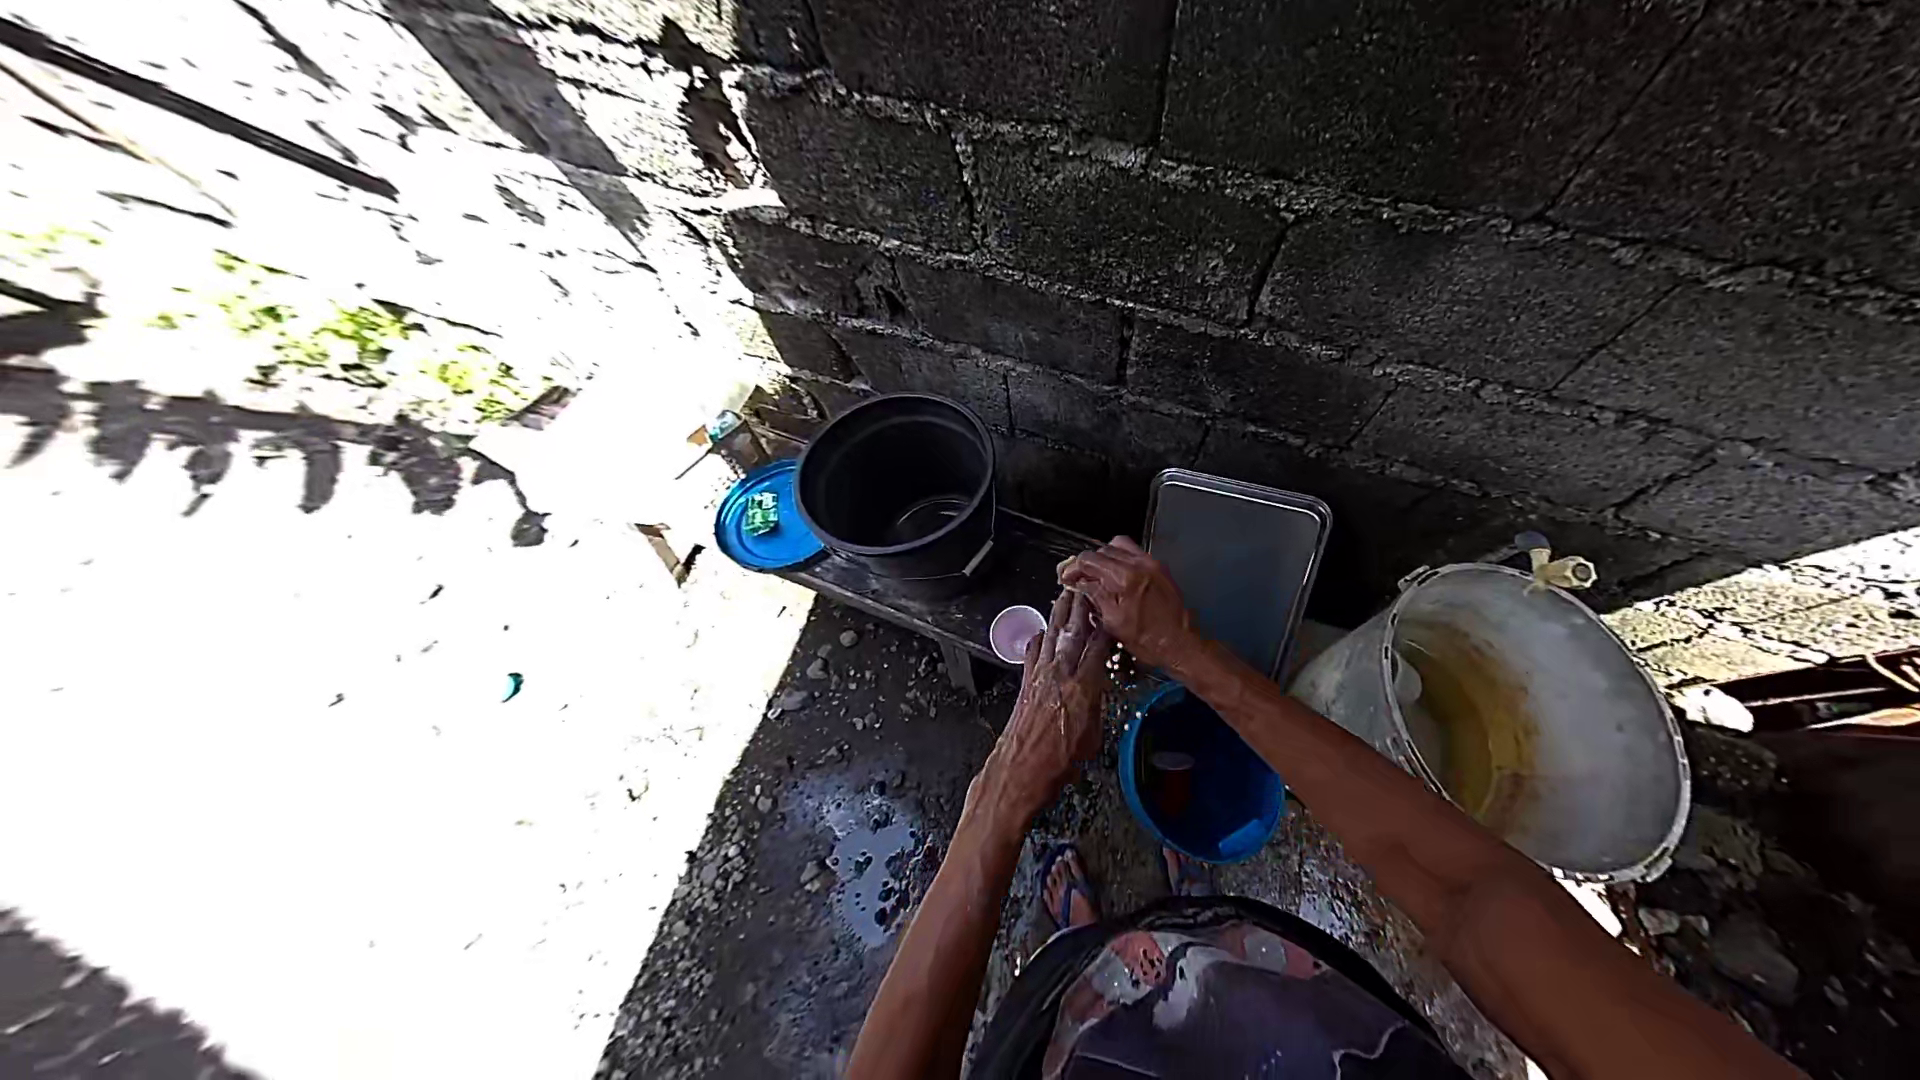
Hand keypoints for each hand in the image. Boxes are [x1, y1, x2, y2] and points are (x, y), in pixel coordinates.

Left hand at [975, 588, 1112, 819]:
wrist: (1022, 769)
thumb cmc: (1059, 761)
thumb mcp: (1093, 736)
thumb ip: (1096, 706)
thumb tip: (1097, 694)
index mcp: (1083, 687)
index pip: (1099, 646)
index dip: (1106, 627)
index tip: (1112, 612)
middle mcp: (1060, 675)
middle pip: (1073, 632)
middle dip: (1080, 607)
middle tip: (1085, 587)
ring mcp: (1040, 676)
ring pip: (1052, 636)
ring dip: (1059, 615)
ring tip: (1064, 597)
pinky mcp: (1026, 682)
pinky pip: (1033, 653)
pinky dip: (1039, 639)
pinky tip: (1041, 631)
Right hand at [1058, 537, 1200, 671]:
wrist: (1181, 644)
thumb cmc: (1148, 639)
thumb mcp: (1113, 621)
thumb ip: (1095, 595)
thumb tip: (1080, 582)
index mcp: (1125, 578)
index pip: (1090, 559)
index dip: (1074, 568)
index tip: (1068, 578)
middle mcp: (1139, 564)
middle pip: (1103, 549)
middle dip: (1088, 563)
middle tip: (1081, 579)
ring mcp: (1152, 564)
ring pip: (1119, 546)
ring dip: (1105, 558)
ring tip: (1099, 576)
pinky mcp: (1160, 568)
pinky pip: (1134, 553)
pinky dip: (1121, 560)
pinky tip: (1117, 578)